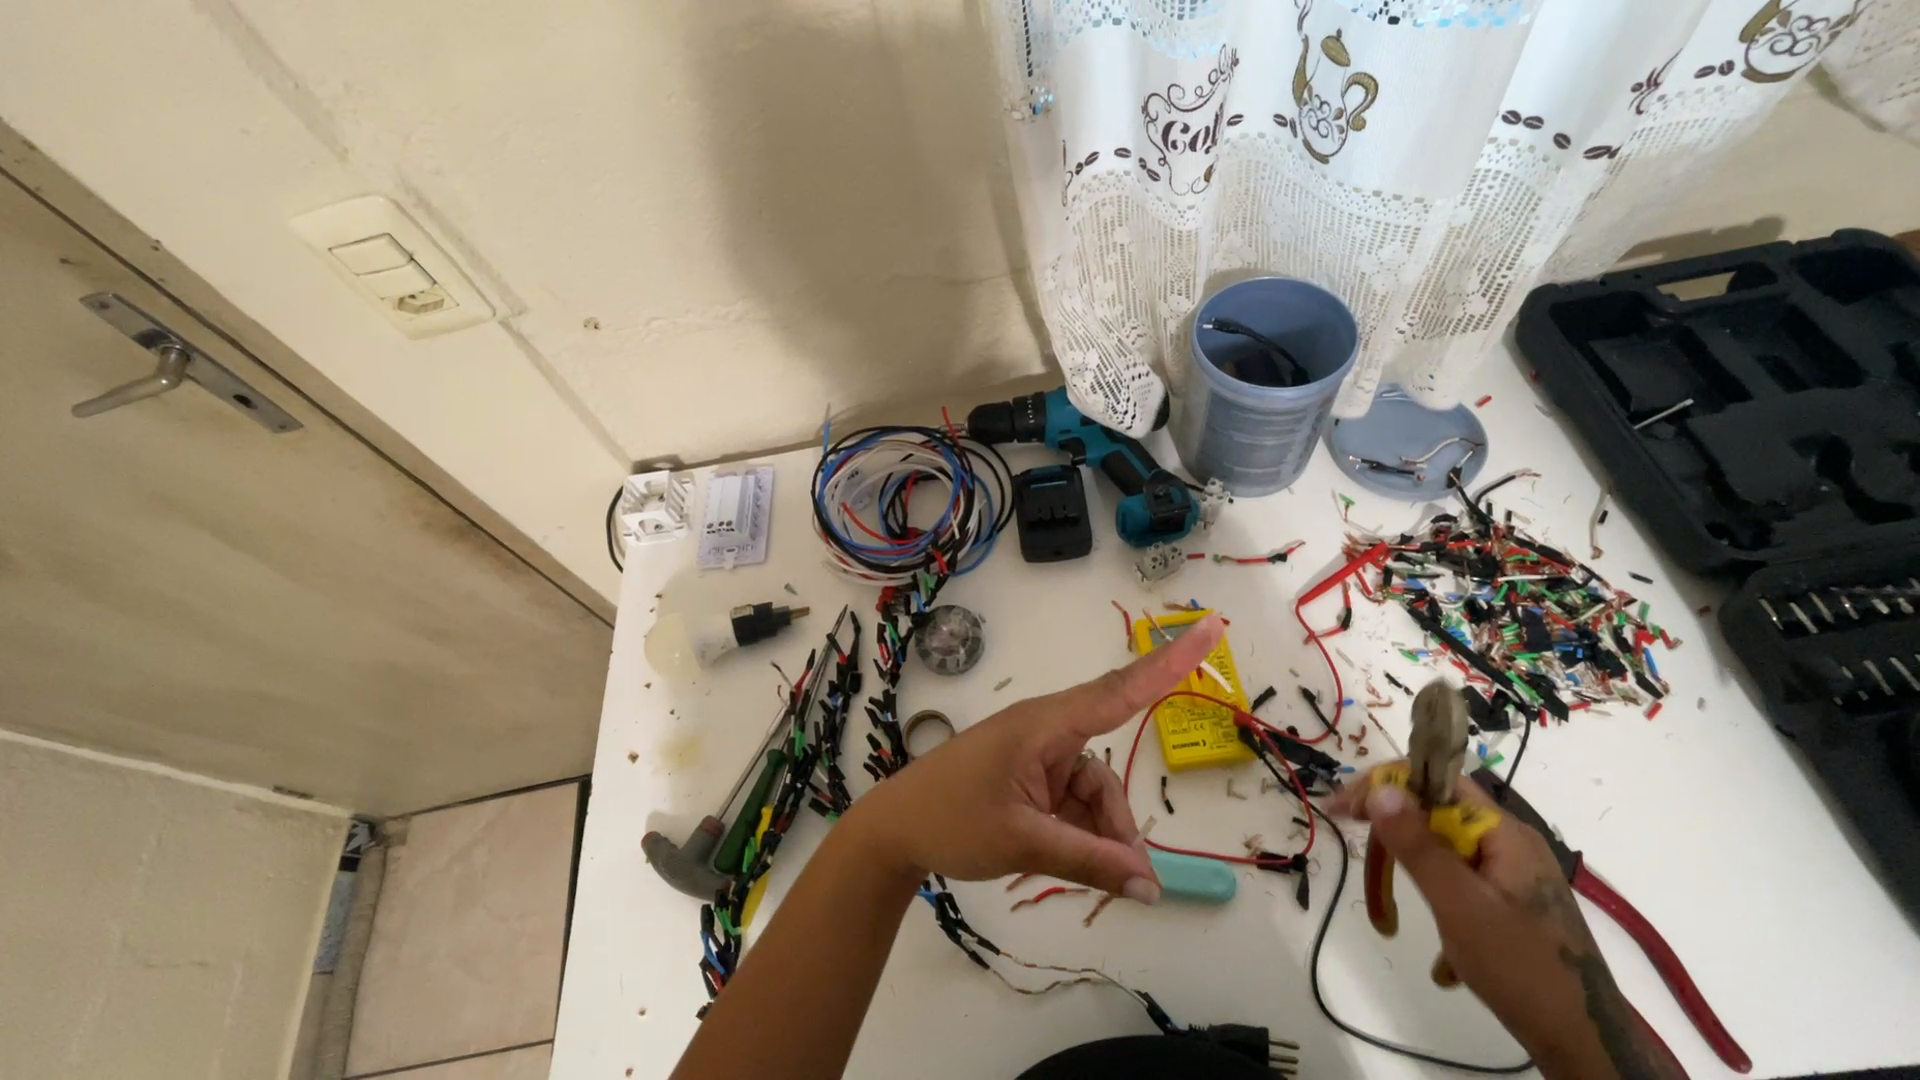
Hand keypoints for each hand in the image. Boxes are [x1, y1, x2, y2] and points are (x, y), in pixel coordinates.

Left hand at [838, 615, 1226, 904]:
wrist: (892, 832)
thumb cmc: (949, 820)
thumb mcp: (1022, 842)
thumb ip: (1088, 861)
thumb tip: (1150, 884)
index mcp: (1043, 725)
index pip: (1118, 690)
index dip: (1169, 662)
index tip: (1211, 628)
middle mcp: (1046, 732)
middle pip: (1105, 770)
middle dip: (1117, 820)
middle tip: (1135, 874)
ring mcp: (1037, 758)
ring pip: (1092, 794)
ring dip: (1100, 837)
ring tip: (1098, 881)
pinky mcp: (1029, 780)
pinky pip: (1072, 805)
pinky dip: (1081, 837)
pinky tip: (1076, 866)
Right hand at [1329, 771, 1680, 1079]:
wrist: (1586, 1044)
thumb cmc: (1520, 968)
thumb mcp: (1459, 904)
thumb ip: (1418, 846)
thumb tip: (1381, 789)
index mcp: (1504, 833)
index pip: (1437, 781)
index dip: (1386, 784)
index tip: (1344, 806)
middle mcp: (1510, 843)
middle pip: (1437, 812)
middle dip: (1391, 827)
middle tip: (1350, 839)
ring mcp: (1513, 874)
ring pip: (1445, 849)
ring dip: (1410, 867)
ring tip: (1382, 901)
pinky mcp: (1511, 903)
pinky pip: (1460, 881)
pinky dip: (1436, 899)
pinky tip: (1436, 951)